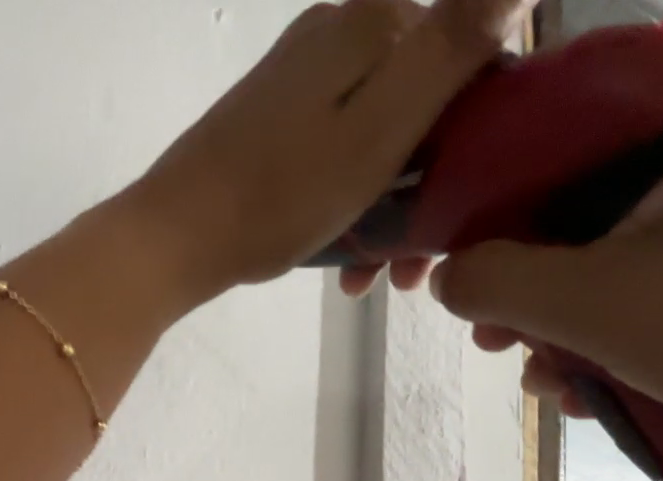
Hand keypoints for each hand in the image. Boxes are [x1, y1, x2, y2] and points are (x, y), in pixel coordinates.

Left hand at [124, 0, 530, 303]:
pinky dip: (353, 201)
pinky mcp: (272, 122)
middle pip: (424, 96)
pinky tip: (349, 261)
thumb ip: (452, 46)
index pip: (472, 48)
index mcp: (371, 21)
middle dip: (435, 178)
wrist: (173, 239)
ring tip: (383, 274)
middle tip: (421, 257)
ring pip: (380, 132)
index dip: (488, 125)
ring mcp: (298, 80)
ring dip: (394, 204)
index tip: (475, 196)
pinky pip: (338, 151)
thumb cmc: (281, 193)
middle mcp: (335, 34)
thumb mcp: (381, 125)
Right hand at [424, 65, 662, 480]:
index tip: (459, 266)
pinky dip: (638, 344)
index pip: (583, 145)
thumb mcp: (595, 300)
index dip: (501, 208)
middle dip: (538, 291)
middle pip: (609, 215)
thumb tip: (448, 278)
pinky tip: (603, 394)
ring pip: (648, 267)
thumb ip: (498, 281)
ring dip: (578, 329)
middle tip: (494, 338)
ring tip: (547, 381)